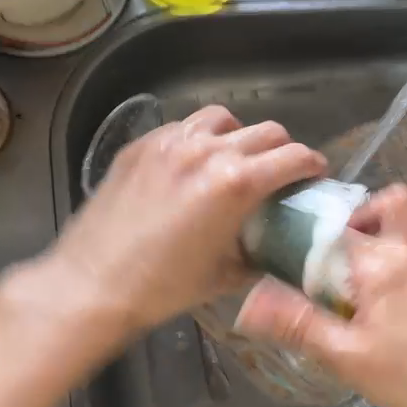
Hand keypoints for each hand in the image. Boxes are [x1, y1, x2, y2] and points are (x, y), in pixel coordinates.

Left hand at [41, 105, 325, 345]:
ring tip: (235, 159)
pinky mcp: (142, 146)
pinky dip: (200, 139)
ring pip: (224, 119)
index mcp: (238, 183)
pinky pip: (184, 127)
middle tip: (281, 173)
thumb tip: (280, 243)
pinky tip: (193, 165)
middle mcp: (208, 151)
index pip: (295, 156)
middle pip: (268, 131)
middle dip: (284, 150)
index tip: (315, 176)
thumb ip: (263, 249)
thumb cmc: (165, 288)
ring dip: (241, 136)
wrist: (90, 286)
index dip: (313, 165)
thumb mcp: (228, 274)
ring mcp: (171, 143)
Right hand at [233, 184, 406, 406]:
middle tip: (333, 249)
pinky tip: (399, 250)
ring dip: (393, 215)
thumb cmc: (406, 375)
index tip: (287, 258)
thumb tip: (248, 301)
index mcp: (380, 264)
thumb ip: (297, 324)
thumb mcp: (343, 355)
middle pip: (387, 202)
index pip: (335, 230)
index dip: (307, 238)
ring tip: (366, 242)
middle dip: (356, 215)